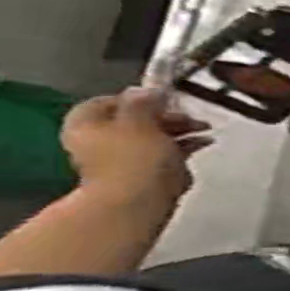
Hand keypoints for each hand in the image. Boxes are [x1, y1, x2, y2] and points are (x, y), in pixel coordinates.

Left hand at [61, 88, 210, 201]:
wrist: (139, 201)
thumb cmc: (134, 158)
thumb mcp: (139, 121)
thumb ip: (143, 102)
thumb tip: (147, 90)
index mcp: (85, 124)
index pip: (109, 101)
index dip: (139, 98)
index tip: (167, 100)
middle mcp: (97, 140)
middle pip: (134, 120)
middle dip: (166, 117)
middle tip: (191, 117)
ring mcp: (120, 159)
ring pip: (153, 138)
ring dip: (180, 132)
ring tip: (204, 130)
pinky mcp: (143, 174)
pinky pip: (164, 155)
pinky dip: (183, 148)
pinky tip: (203, 144)